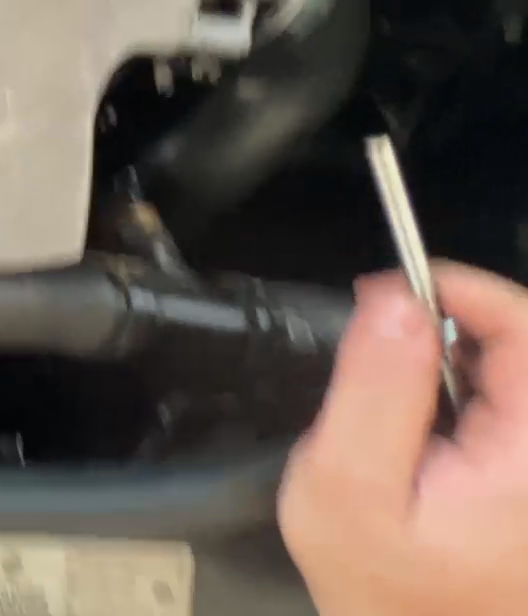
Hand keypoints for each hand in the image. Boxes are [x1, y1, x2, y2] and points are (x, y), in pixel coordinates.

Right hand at [280, 263, 527, 615]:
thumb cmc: (378, 575)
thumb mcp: (347, 477)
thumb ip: (374, 386)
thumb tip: (393, 302)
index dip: (463, 291)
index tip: (393, 283)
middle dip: (452, 325)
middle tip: (376, 336)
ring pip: (518, 375)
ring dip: (457, 358)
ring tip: (397, 394)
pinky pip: (511, 404)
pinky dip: (468, 388)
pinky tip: (428, 419)